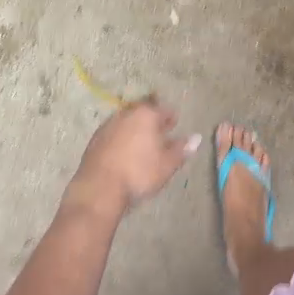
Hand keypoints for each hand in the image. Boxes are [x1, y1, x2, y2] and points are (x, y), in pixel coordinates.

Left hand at [65, 99, 200, 217]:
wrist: (100, 184)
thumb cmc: (139, 172)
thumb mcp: (167, 164)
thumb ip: (182, 149)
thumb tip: (197, 137)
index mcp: (146, 115)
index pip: (163, 110)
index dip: (171, 117)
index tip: (175, 123)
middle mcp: (127, 113)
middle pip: (143, 112)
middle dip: (153, 120)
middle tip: (160, 131)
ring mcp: (109, 123)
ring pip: (128, 120)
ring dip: (136, 128)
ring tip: (144, 141)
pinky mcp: (97, 136)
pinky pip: (115, 131)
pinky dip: (123, 136)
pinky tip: (125, 149)